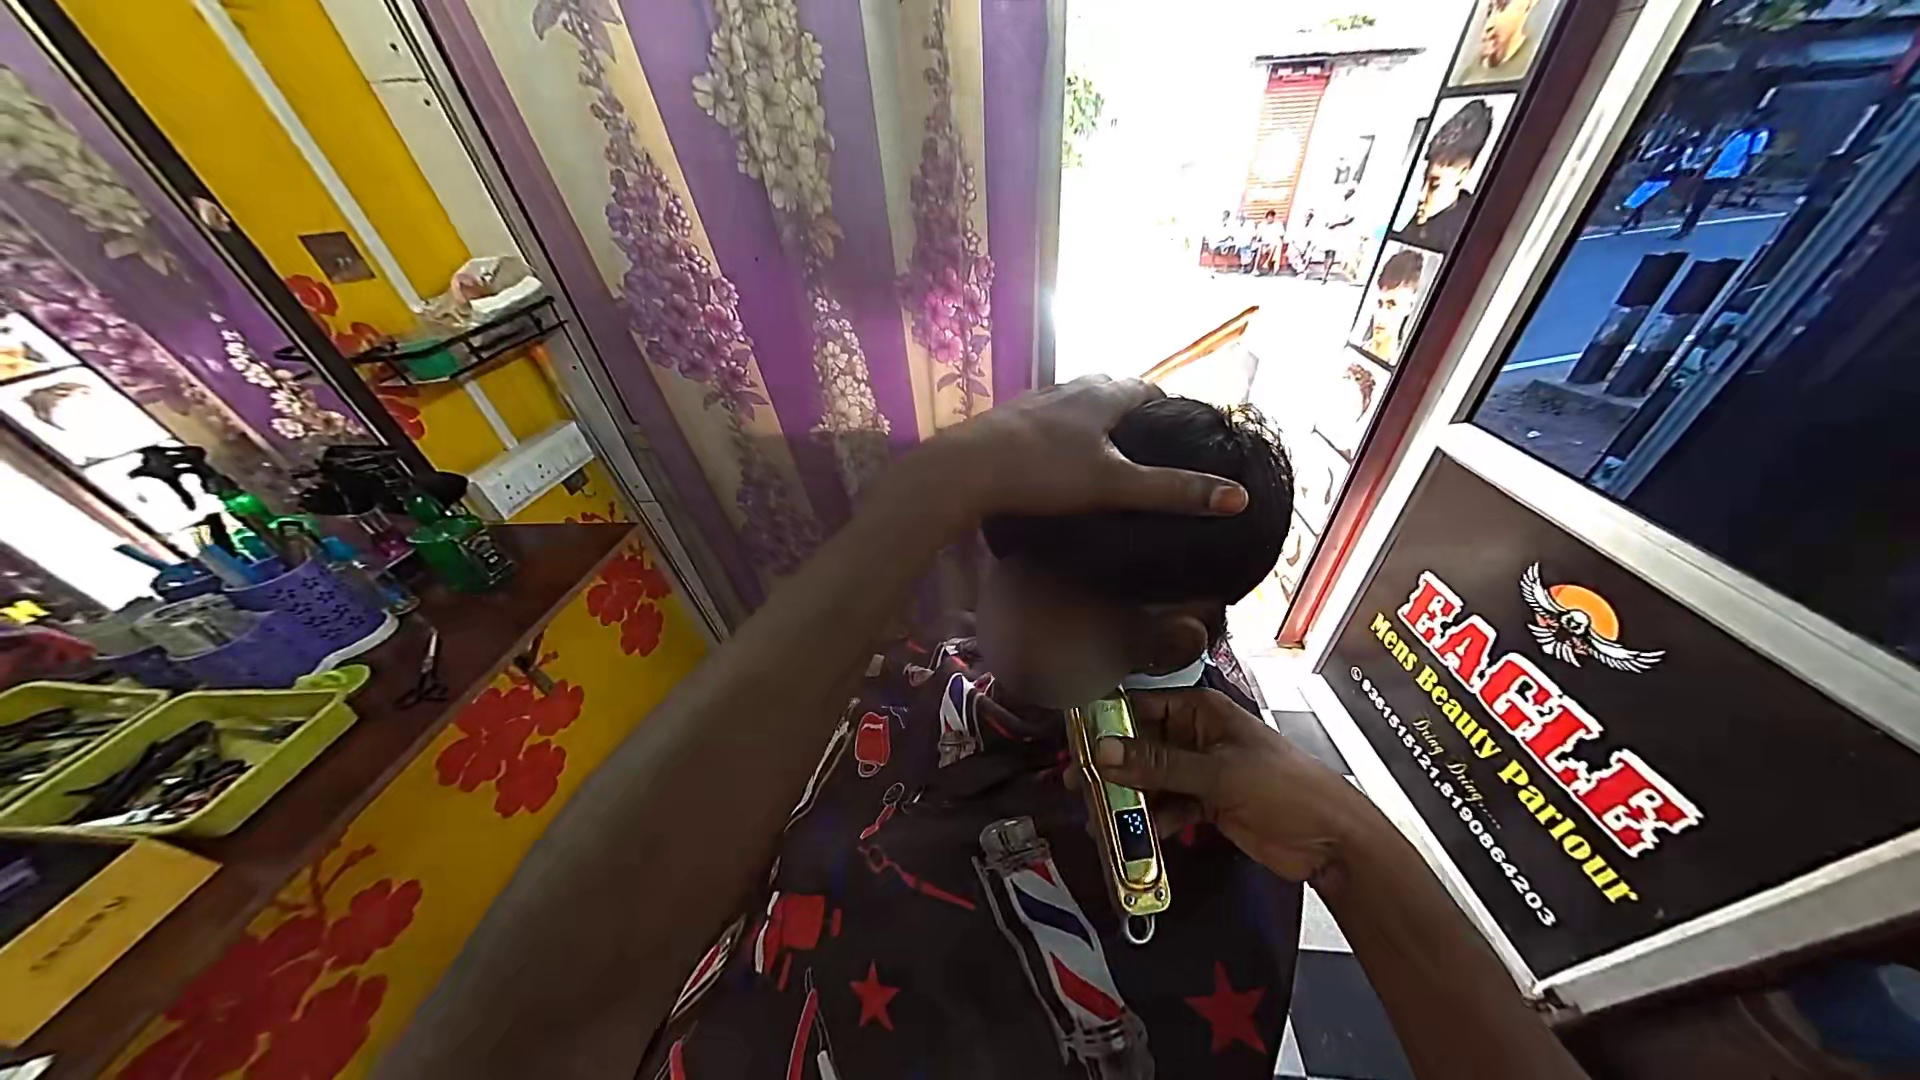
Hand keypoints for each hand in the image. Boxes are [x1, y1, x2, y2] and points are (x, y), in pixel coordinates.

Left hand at [914, 376, 1247, 521]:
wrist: (966, 469)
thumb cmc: (1044, 471)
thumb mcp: (1114, 484)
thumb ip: (1172, 491)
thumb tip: (1237, 498)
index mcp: (1102, 394)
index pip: (1146, 388)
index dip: (1167, 405)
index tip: (1179, 428)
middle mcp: (1068, 388)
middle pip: (1110, 390)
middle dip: (1130, 410)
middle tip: (1145, 441)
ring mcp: (1034, 402)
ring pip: (1074, 402)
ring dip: (1093, 418)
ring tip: (1104, 450)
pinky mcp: (1007, 420)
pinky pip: (1045, 420)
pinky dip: (1061, 432)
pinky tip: (1054, 458)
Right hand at [1092, 688, 1378, 884]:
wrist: (1333, 841)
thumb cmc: (1282, 788)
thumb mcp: (1216, 772)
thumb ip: (1158, 764)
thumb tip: (1103, 752)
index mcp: (1199, 711)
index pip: (1141, 707)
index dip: (1108, 722)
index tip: (1076, 742)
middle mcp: (1193, 735)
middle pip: (1140, 745)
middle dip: (1112, 765)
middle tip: (1076, 782)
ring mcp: (1198, 770)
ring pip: (1150, 778)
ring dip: (1127, 796)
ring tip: (1096, 814)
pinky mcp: (1205, 802)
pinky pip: (1167, 805)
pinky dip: (1151, 820)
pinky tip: (1134, 836)